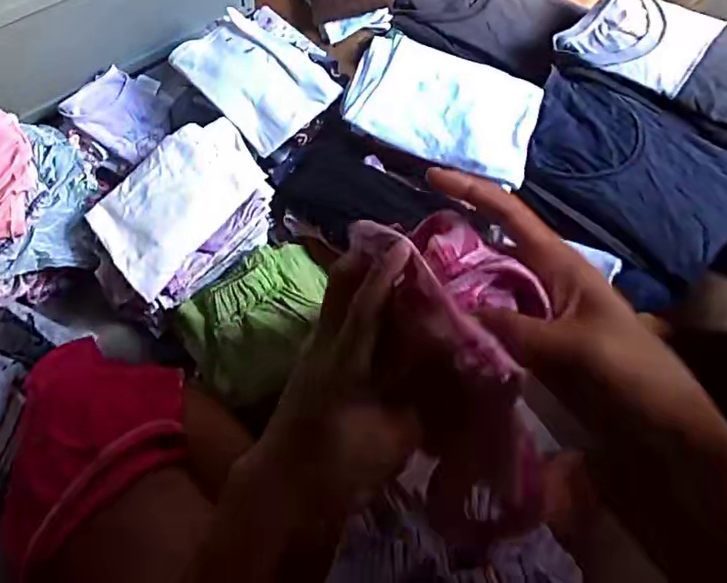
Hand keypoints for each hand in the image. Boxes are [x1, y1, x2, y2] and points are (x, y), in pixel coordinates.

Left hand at [237, 239, 421, 521]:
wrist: (278, 489)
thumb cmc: (335, 469)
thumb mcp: (389, 442)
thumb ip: (421, 403)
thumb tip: (448, 371)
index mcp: (342, 363)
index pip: (364, 307)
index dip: (384, 273)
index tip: (405, 245)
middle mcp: (323, 343)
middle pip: (340, 284)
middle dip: (367, 256)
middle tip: (399, 238)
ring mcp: (314, 347)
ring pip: (336, 295)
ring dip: (362, 273)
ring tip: (395, 262)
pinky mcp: (313, 356)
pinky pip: (338, 312)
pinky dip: (359, 296)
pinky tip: (382, 304)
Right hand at [425, 169, 726, 445]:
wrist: (671, 435)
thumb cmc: (634, 376)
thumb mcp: (577, 351)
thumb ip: (518, 330)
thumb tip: (459, 311)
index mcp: (559, 264)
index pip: (510, 213)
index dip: (471, 190)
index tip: (431, 177)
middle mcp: (544, 280)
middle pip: (490, 247)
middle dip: (451, 239)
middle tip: (405, 247)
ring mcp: (540, 314)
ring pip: (487, 286)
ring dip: (454, 283)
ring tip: (411, 285)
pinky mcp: (536, 347)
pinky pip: (492, 324)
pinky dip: (466, 321)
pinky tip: (440, 331)